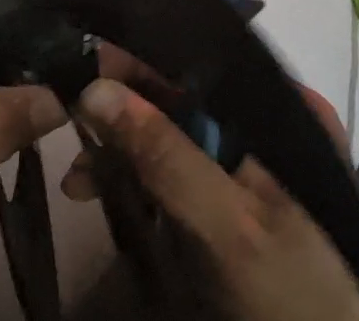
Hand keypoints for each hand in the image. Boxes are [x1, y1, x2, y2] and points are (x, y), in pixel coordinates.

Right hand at [74, 79, 358, 320]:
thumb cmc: (294, 295)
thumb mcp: (230, 225)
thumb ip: (167, 156)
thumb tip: (92, 86)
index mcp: (279, 109)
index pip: (191, 64)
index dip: (129, 64)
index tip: (73, 72)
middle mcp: (260, 123)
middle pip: (169, 97)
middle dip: (113, 114)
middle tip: (63, 128)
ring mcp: (241, 164)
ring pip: (161, 133)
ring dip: (113, 151)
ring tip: (75, 181)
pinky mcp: (224, 200)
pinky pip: (165, 169)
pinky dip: (128, 178)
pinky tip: (95, 192)